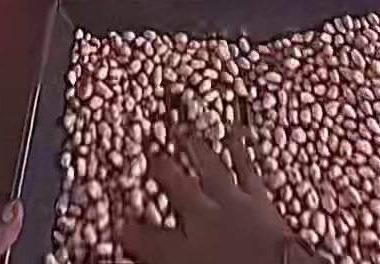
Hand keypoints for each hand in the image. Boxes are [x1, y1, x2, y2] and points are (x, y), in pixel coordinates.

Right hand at [120, 128, 309, 263]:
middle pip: (177, 187)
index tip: (119, 225)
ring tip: (183, 129)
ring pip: (208, 168)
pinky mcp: (259, 199)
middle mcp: (204, 218)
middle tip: (151, 153)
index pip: (150, 242)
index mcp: (185, 250)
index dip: (132, 233)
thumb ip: (172, 258)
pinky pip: (246, 170)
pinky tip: (235, 135)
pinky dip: (239, 152)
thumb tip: (153, 255)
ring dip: (195, 149)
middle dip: (163, 170)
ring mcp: (232, 203)